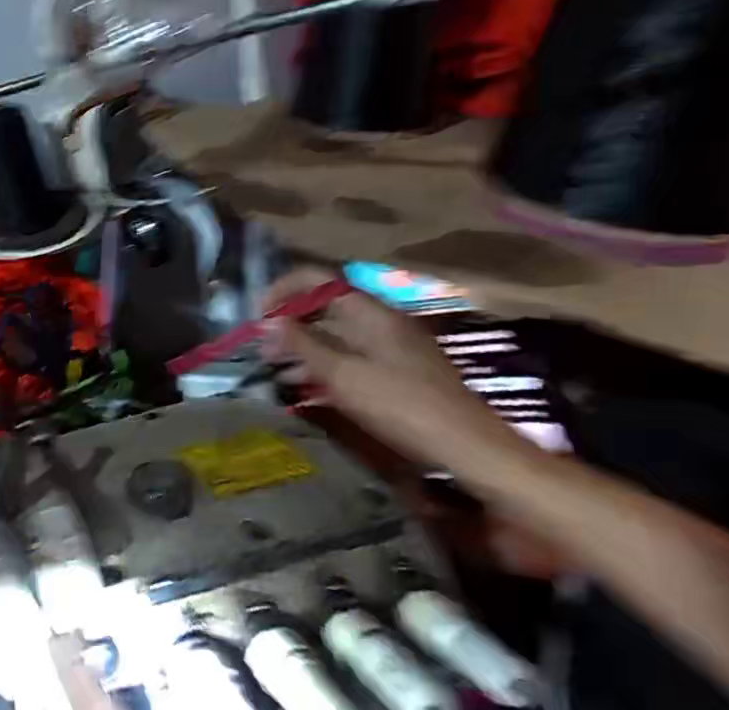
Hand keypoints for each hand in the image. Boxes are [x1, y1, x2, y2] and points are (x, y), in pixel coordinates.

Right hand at [260, 268, 529, 472]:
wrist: (470, 449)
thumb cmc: (403, 407)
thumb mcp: (343, 376)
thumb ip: (303, 345)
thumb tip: (267, 321)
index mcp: (369, 311)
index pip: (316, 279)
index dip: (283, 290)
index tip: (258, 316)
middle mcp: (381, 319)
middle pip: (326, 304)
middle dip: (291, 319)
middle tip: (264, 346)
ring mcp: (393, 345)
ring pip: (338, 332)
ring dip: (306, 344)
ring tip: (277, 368)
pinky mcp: (401, 370)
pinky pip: (353, 354)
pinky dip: (327, 363)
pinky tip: (310, 387)